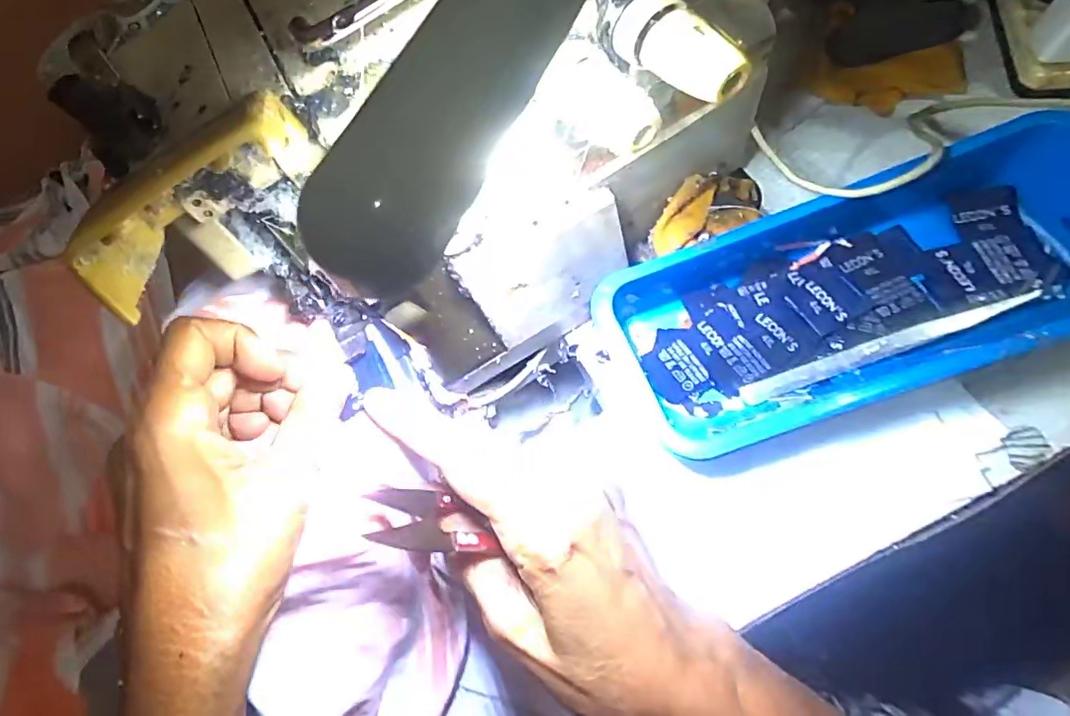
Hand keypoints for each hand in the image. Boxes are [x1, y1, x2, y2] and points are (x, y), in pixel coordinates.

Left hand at [122, 316, 351, 715]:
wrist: (189, 656)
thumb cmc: (234, 566)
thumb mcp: (288, 478)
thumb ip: (314, 408)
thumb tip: (333, 360)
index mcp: (165, 419)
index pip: (196, 334)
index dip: (247, 340)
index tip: (284, 374)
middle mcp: (145, 430)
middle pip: (207, 366)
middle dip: (263, 373)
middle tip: (307, 398)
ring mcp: (148, 457)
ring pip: (207, 398)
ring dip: (257, 401)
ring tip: (297, 427)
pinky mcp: (160, 481)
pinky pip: (201, 430)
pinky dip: (240, 428)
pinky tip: (275, 449)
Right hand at [362, 388, 832, 715]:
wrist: (689, 667)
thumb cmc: (605, 670)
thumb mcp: (524, 641)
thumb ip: (474, 568)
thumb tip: (443, 515)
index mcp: (547, 528)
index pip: (466, 460)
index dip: (416, 425)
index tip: (379, 398)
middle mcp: (569, 483)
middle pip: (481, 445)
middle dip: (442, 452)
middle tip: (425, 495)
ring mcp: (589, 472)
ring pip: (504, 448)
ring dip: (476, 467)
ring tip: (476, 520)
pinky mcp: (598, 472)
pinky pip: (530, 456)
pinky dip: (505, 472)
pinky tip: (512, 515)